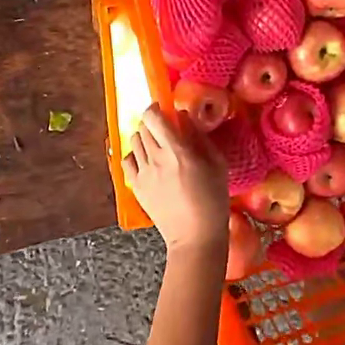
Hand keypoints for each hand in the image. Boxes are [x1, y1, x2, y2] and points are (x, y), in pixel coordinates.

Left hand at [122, 104, 230, 256]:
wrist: (195, 237)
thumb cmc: (213, 200)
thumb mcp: (217, 164)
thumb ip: (199, 138)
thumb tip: (183, 117)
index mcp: (177, 152)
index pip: (154, 117)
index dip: (156, 108)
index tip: (163, 109)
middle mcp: (156, 159)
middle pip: (142, 126)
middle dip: (152, 122)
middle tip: (164, 128)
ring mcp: (143, 173)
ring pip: (134, 141)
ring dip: (144, 137)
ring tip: (157, 146)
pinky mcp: (136, 187)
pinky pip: (127, 160)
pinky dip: (135, 155)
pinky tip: (147, 161)